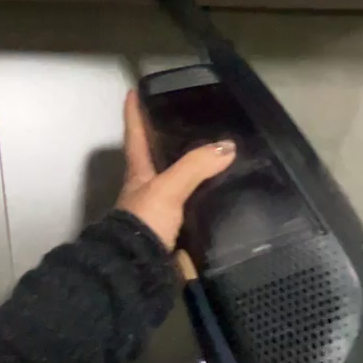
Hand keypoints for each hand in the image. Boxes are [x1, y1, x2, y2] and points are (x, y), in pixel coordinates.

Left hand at [116, 91, 235, 249]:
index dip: (134, 113)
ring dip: (195, 172)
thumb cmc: (144, 221)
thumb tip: (227, 146)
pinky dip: (208, 201)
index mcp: (138, 172)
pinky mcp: (177, 232)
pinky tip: (227, 197)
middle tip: (193, 121)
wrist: (139, 271)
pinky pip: (195, 209)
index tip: (135, 91)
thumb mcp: (168, 188)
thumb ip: (195, 167)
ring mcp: (161, 211)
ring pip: (179, 183)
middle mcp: (147, 188)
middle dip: (170, 141)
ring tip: (222, 156)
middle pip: (157, 158)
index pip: (134, 134)